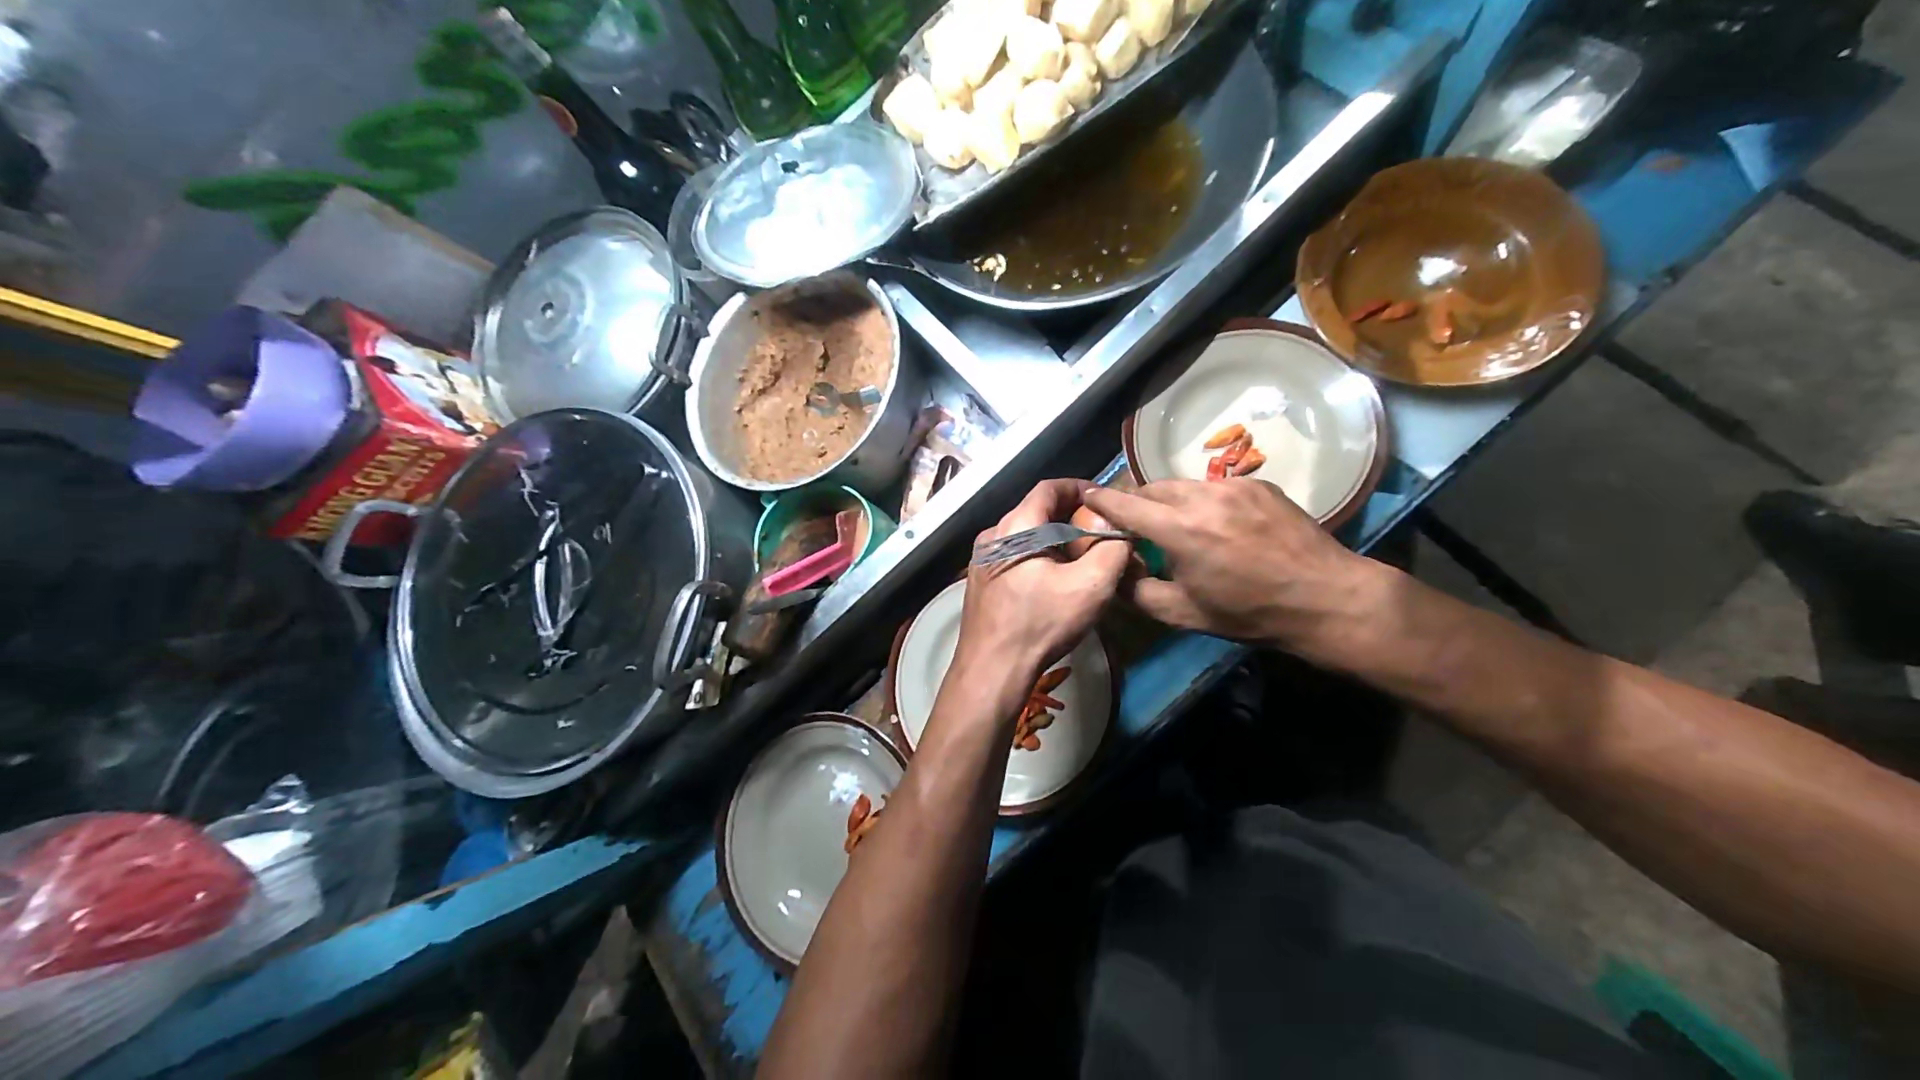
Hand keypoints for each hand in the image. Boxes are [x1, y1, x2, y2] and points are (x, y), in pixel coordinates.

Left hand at [954, 479, 1131, 681]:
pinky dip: (1042, 557)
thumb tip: (1120, 528)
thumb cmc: (1040, 624)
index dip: (1081, 487)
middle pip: (1038, 511)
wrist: (992, 671)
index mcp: (1015, 526)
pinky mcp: (983, 583)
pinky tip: (1059, 581)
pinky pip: (1017, 556)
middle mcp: (993, 536)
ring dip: (1058, 540)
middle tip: (1102, 532)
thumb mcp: (1090, 586)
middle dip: (1073, 516)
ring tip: (1086, 558)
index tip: (1107, 501)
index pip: (1049, 487)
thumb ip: (1112, 549)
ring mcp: (983, 561)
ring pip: (1028, 536)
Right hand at [1083, 478, 1377, 653]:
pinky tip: (1217, 525)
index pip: (1125, 504)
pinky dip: (1204, 501)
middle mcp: (1203, 497)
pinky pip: (1216, 487)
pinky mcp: (1260, 485)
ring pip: (1184, 484)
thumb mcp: (1183, 614)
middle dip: (1137, 502)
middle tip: (1135, 524)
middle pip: (1152, 488)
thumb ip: (1137, 591)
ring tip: (1177, 525)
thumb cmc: (1249, 612)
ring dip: (1170, 501)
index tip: (1087, 498)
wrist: (1325, 598)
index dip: (1101, 501)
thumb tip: (1113, 571)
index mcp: (1179, 530)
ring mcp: (1234, 487)